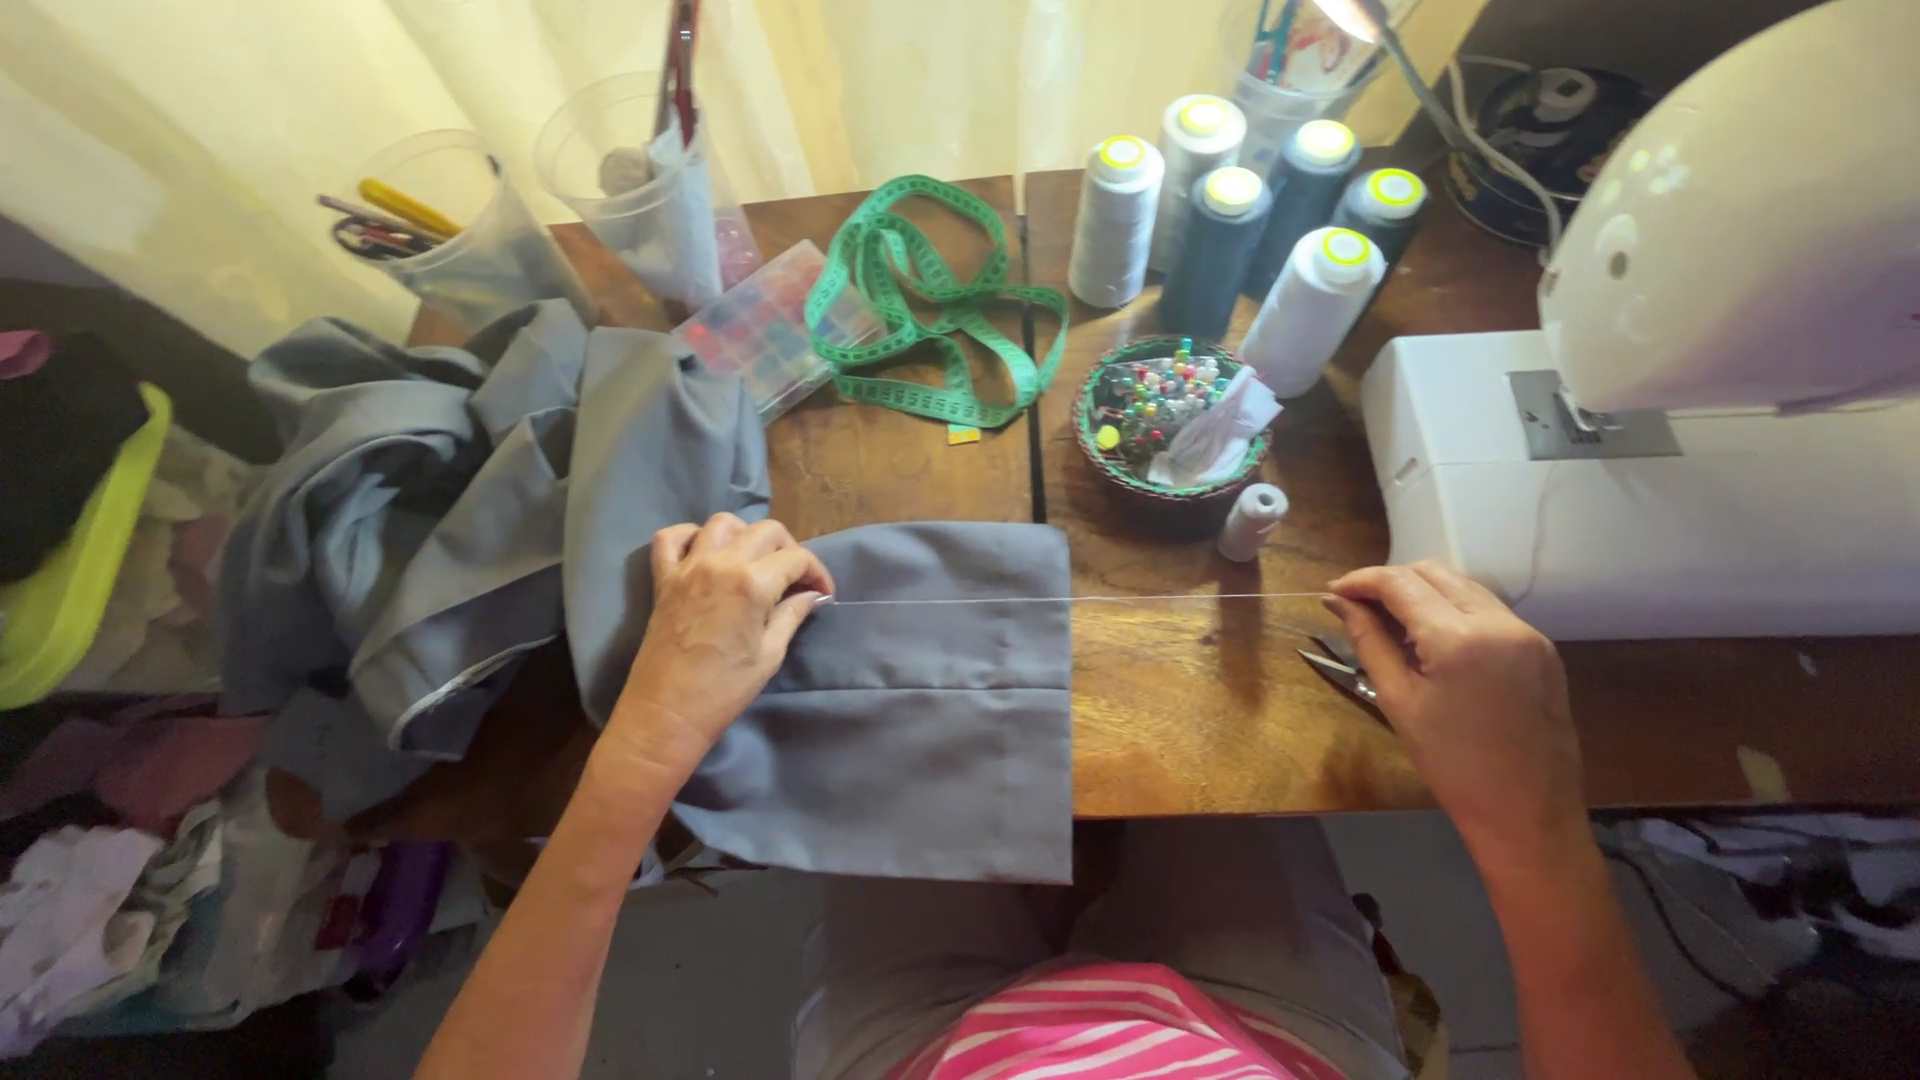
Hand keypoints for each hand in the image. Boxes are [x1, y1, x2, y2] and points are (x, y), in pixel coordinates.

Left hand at [605, 514, 834, 770]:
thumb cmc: (724, 690)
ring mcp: (688, 567)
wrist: (666, 713)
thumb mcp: (770, 653)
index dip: (817, 572)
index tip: (822, 593)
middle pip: (766, 531)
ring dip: (746, 535)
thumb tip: (812, 594)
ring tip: (754, 562)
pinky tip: (705, 553)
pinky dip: (690, 536)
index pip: (797, 558)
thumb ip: (792, 614)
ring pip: (723, 523)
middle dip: (789, 550)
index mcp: (752, 583)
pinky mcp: (663, 578)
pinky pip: (671, 538)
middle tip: (794, 579)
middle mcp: (721, 563)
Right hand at [1327, 561, 1585, 874]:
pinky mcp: (1540, 647)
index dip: (1361, 581)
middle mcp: (1499, 622)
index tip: (1334, 592)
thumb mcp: (1397, 699)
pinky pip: (1486, 609)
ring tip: (1389, 620)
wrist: (1527, 811)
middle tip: (1357, 606)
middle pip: (1433, 572)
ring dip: (1421, 591)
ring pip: (1462, 585)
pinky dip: (1450, 609)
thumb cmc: (1450, 763)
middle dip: (1390, 581)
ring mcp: (1527, 633)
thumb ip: (1368, 640)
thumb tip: (1338, 602)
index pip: (1400, 583)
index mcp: (1459, 638)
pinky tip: (1429, 638)